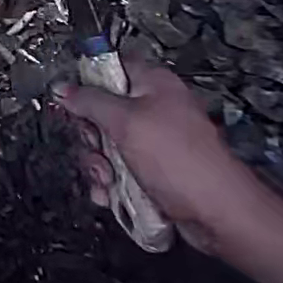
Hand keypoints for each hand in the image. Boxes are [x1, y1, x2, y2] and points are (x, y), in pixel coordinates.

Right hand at [53, 56, 282, 256]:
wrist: (220, 216)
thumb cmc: (179, 161)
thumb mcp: (125, 121)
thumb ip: (89, 101)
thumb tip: (62, 88)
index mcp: (152, 83)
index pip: (109, 66)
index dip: (86, 81)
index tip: (74, 101)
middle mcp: (153, 108)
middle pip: (100, 109)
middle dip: (91, 135)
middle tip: (98, 146)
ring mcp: (153, 141)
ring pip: (106, 143)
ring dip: (98, 163)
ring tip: (108, 180)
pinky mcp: (152, 170)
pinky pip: (118, 168)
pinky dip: (110, 182)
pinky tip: (110, 194)